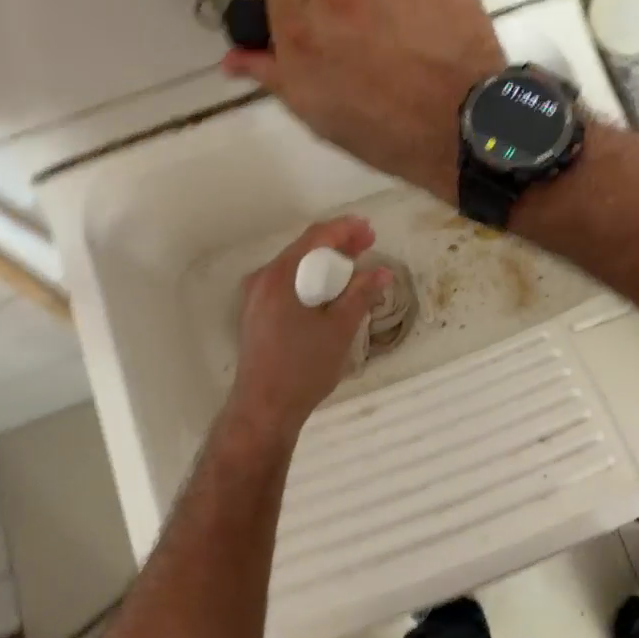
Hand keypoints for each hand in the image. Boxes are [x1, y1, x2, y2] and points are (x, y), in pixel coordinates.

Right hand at [222, 0, 506, 201]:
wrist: (463, 133)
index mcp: (302, 28)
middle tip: (367, 48)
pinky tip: (439, 44)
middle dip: (343, 7)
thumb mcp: (317, 113)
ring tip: (412, 54)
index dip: (300, 0)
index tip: (316, 26)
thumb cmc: (382, 133)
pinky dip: (428, 8)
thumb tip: (234, 56)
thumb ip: (273, 73)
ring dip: (388, 8)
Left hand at [226, 216, 393, 438]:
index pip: (316, 237)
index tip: (370, 230)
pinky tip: (331, 292)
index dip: (345, 229)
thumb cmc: (303, 368)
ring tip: (355, 267)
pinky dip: (311, 281)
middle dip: (337, 245)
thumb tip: (382, 271)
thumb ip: (361, 294)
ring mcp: (256, 298)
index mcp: (280, 276)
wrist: (264, 408)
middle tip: (368, 245)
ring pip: (296, 268)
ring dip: (325, 264)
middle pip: (304, 249)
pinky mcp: (257, 315)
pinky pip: (288, 285)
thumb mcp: (340, 329)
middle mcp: (263, 279)